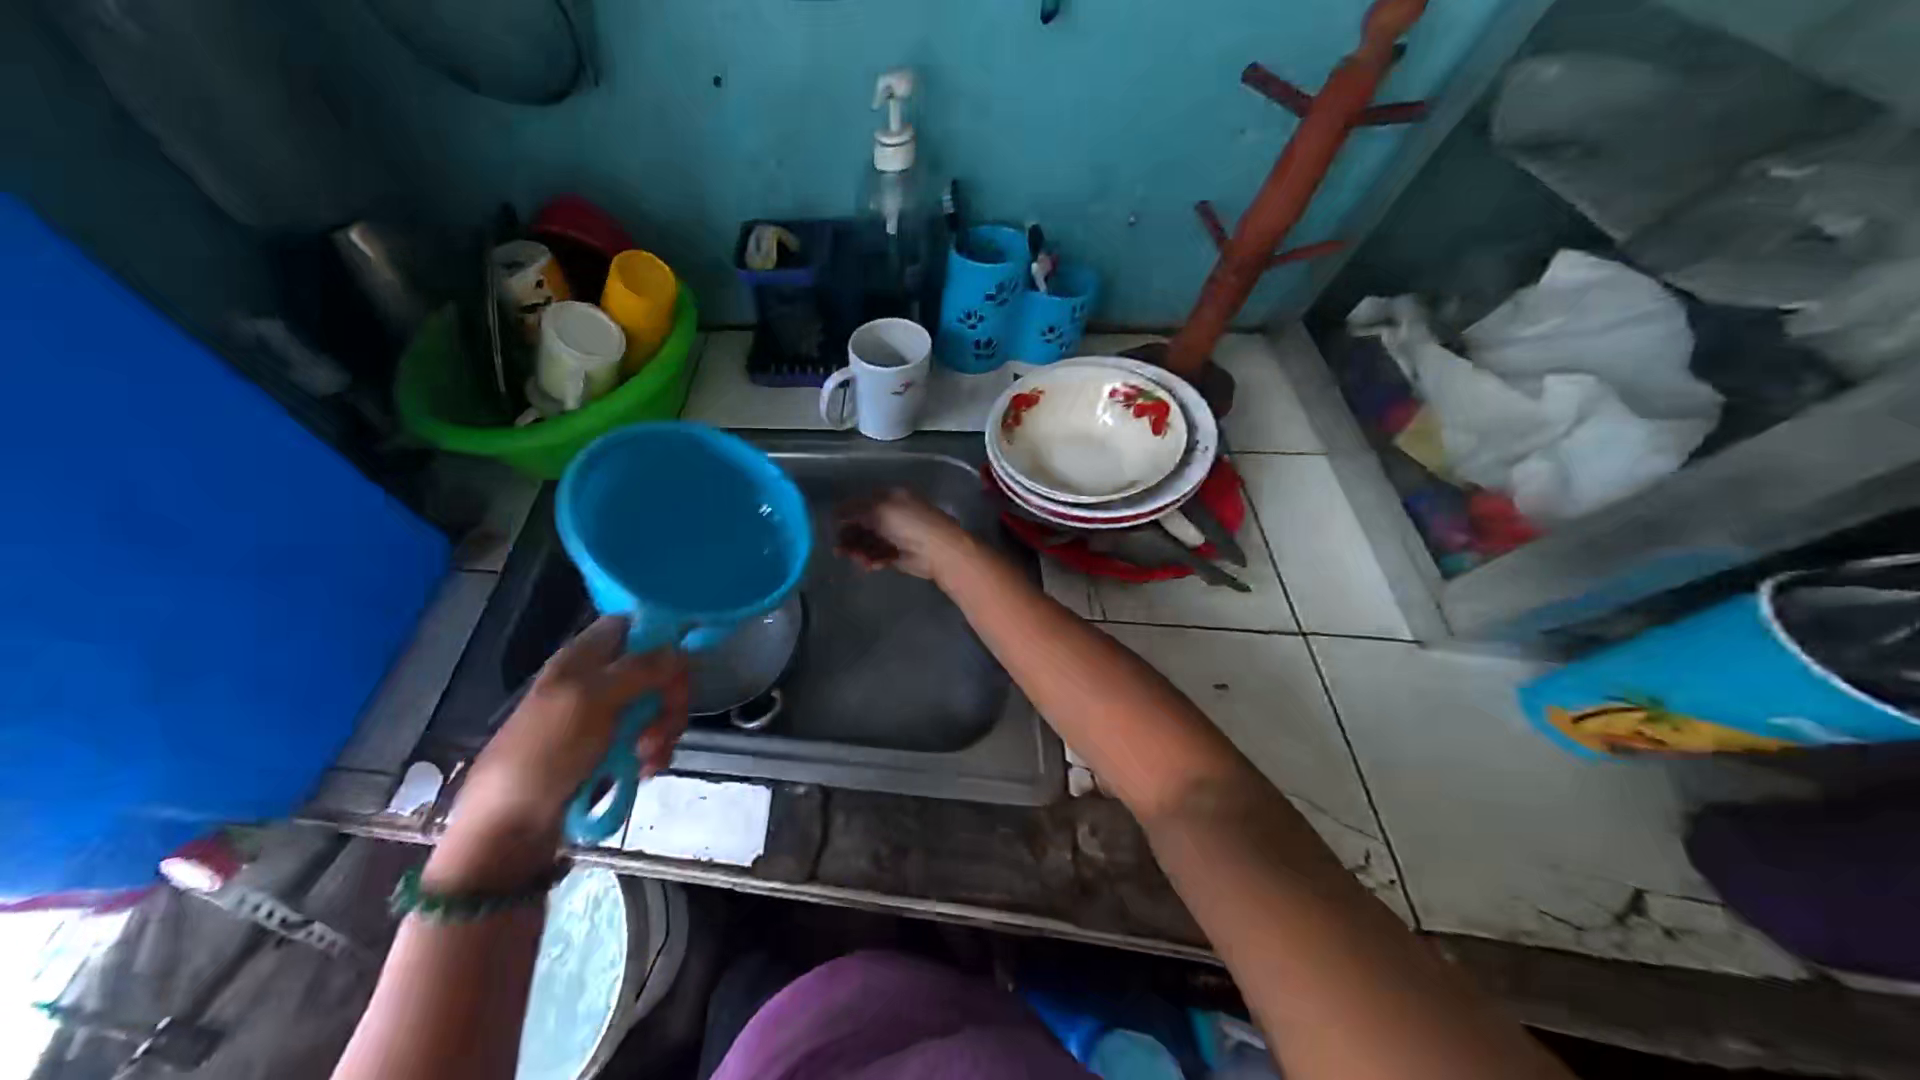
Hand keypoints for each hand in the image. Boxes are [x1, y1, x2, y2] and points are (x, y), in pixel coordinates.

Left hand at [428, 617, 686, 889]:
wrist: (510, 829)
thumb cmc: (544, 754)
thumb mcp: (590, 701)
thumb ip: (639, 669)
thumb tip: (680, 649)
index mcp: (583, 660)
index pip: (630, 626)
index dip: (659, 637)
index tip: (681, 662)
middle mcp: (598, 683)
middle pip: (656, 670)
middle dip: (669, 697)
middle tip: (663, 724)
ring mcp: (607, 719)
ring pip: (659, 707)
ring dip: (664, 731)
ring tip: (647, 757)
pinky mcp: (614, 752)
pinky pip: (652, 740)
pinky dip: (655, 754)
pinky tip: (644, 771)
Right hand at [835, 488, 972, 580]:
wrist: (939, 550)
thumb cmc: (909, 523)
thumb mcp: (878, 509)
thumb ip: (854, 510)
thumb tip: (835, 513)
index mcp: (891, 497)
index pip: (862, 503)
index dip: (847, 515)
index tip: (835, 528)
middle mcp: (893, 514)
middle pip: (863, 525)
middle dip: (850, 537)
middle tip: (840, 550)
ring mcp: (896, 536)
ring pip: (868, 543)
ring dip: (859, 551)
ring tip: (858, 560)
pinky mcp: (899, 555)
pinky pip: (878, 556)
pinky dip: (872, 560)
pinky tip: (870, 565)